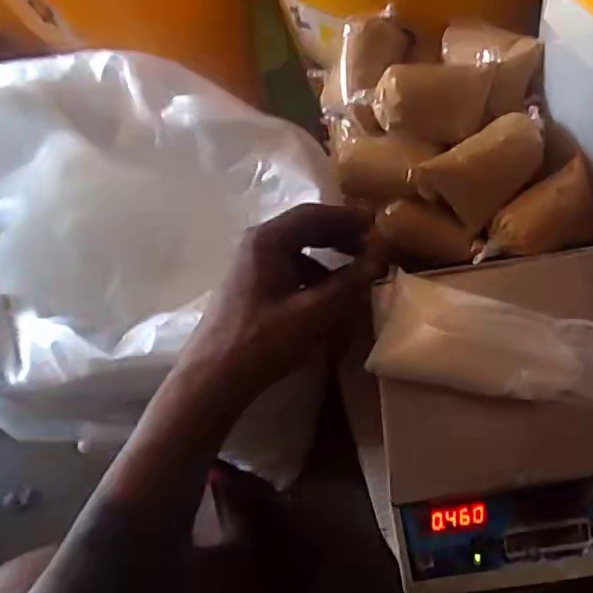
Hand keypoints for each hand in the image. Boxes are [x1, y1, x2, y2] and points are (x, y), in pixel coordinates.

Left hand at [178, 203, 383, 407]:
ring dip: (330, 250)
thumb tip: (378, 255)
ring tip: (359, 262)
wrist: (213, 378)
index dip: (349, 218)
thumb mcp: (312, 314)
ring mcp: (252, 262)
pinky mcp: (253, 281)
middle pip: (306, 226)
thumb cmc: (261, 343)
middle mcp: (257, 242)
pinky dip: (316, 268)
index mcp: (267, 241)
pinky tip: (332, 287)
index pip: (314, 214)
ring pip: (299, 245)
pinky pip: (291, 264)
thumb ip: (348, 283)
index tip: (378, 225)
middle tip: (374, 242)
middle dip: (341, 232)